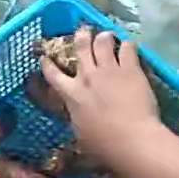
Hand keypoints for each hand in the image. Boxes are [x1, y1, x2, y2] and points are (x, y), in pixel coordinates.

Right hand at [41, 26, 162, 166]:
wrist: (132, 139)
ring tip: (106, 36)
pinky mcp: (131, 69)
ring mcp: (109, 70)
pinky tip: (128, 46)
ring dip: (103, 37)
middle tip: (83, 32)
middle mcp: (87, 76)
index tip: (46, 58)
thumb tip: (77, 112)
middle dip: (80, 36)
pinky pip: (128, 47)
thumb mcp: (79, 131)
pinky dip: (127, 45)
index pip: (52, 73)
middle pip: (80, 46)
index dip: (47, 63)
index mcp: (71, 93)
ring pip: (102, 41)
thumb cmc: (103, 145)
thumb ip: (76, 114)